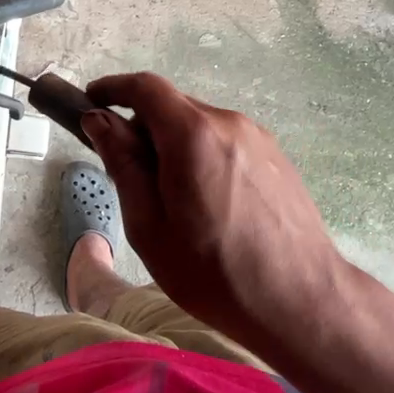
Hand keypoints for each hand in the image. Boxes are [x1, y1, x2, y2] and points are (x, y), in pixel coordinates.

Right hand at [79, 72, 341, 339]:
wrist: (303, 304)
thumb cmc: (214, 272)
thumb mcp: (148, 224)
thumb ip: (122, 163)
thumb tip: (99, 121)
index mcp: (193, 135)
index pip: (145, 88)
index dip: (112, 88)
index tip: (90, 102)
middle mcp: (228, 123)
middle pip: (172, 105)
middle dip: (141, 125)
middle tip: (126, 170)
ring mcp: (257, 138)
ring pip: (198, 124)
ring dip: (172, 143)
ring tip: (169, 197)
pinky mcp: (275, 156)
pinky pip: (223, 140)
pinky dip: (200, 153)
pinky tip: (204, 202)